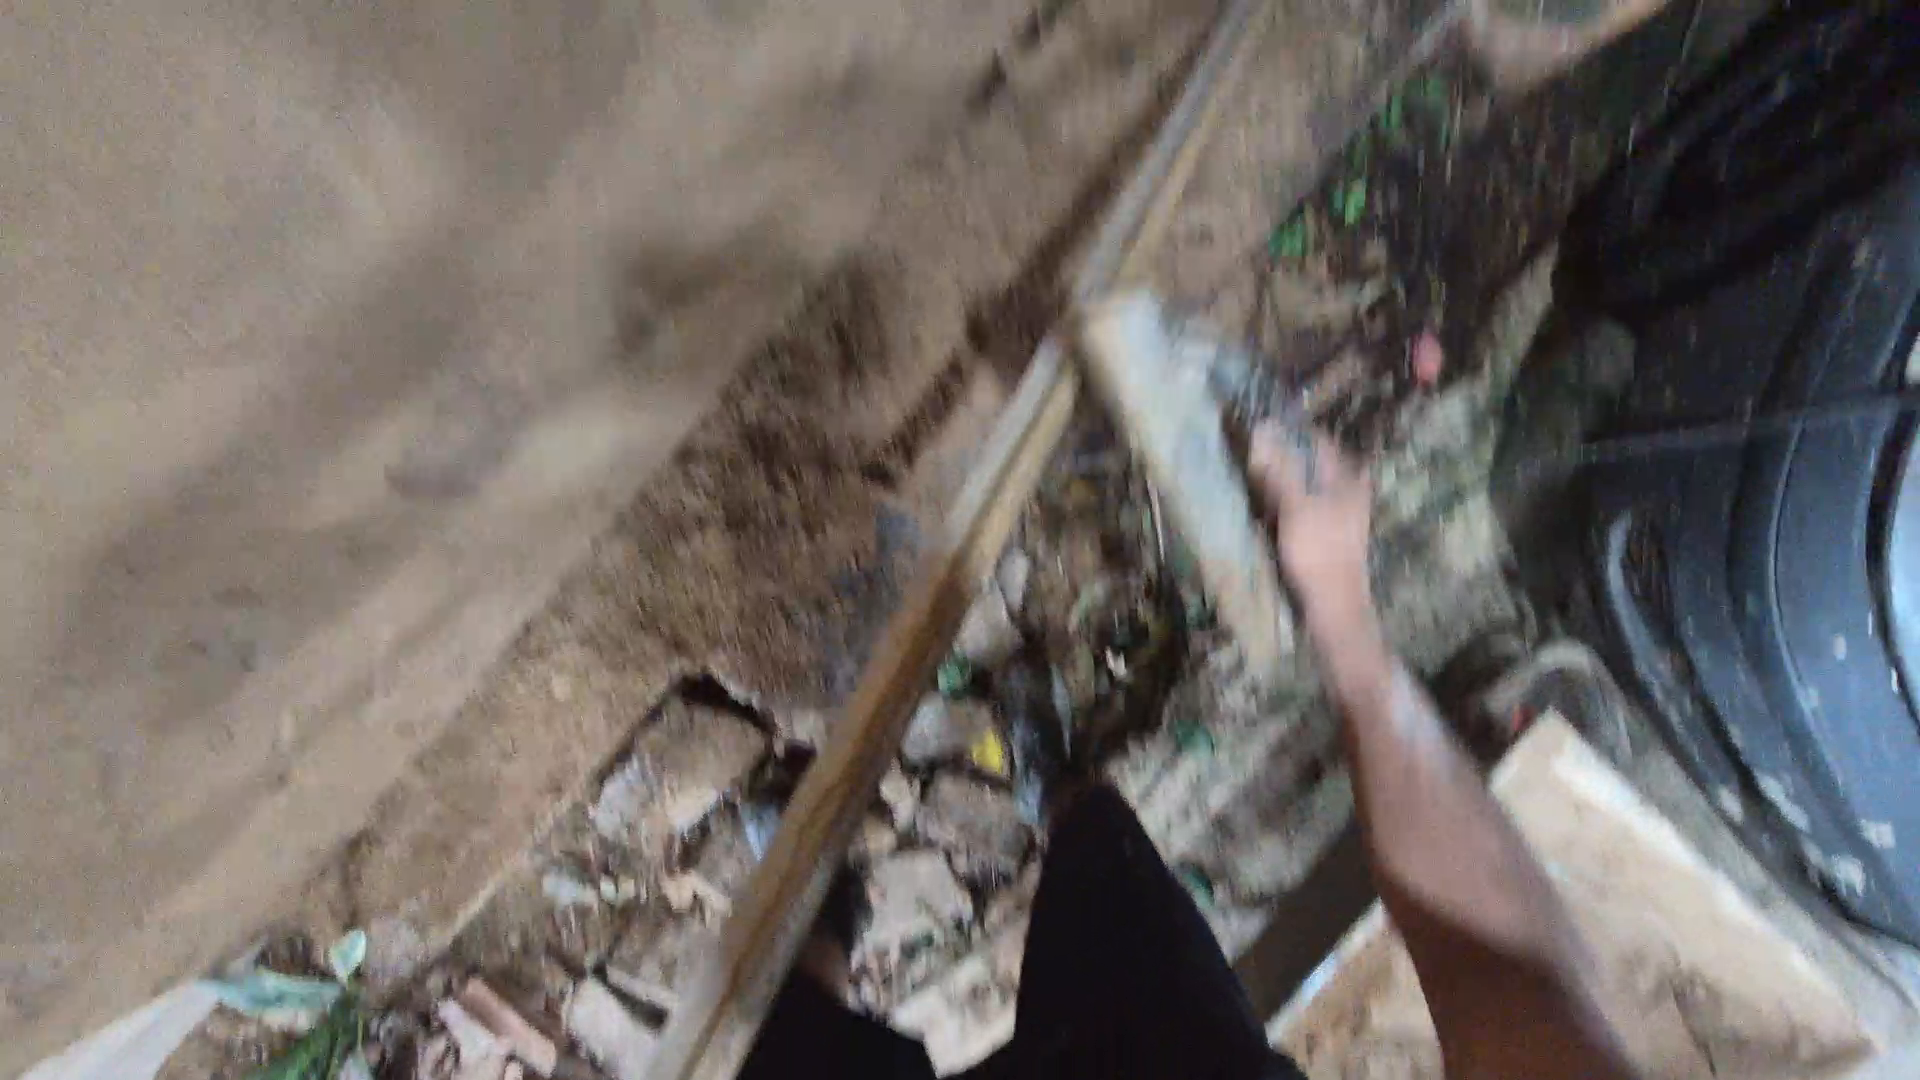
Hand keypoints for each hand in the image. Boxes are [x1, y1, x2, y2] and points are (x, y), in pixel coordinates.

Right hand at [1247, 420, 1373, 626]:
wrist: (1333, 602)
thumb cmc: (1319, 550)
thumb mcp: (1297, 505)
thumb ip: (1281, 467)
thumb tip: (1264, 429)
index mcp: (1346, 479)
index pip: (1318, 442)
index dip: (1291, 432)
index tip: (1259, 429)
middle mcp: (1346, 491)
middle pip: (1311, 463)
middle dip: (1281, 457)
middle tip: (1249, 454)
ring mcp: (1336, 513)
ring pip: (1304, 486)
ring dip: (1279, 481)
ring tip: (1251, 478)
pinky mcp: (1323, 533)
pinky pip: (1299, 507)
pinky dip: (1281, 503)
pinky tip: (1262, 509)